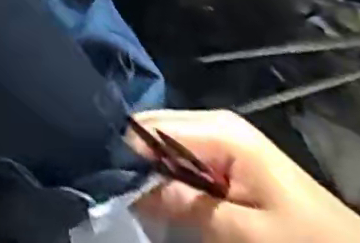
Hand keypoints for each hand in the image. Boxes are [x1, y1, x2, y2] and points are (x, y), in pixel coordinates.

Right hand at [129, 111, 359, 242]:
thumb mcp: (247, 234)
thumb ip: (186, 206)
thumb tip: (129, 191)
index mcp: (218, 129)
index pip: (145, 127)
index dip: (125, 156)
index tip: (112, 189)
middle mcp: (215, 127)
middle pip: (153, 137)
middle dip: (140, 170)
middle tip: (131, 205)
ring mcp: (225, 148)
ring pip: (166, 156)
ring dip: (158, 185)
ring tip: (151, 213)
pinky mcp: (233, 170)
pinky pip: (187, 171)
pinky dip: (177, 192)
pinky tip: (175, 213)